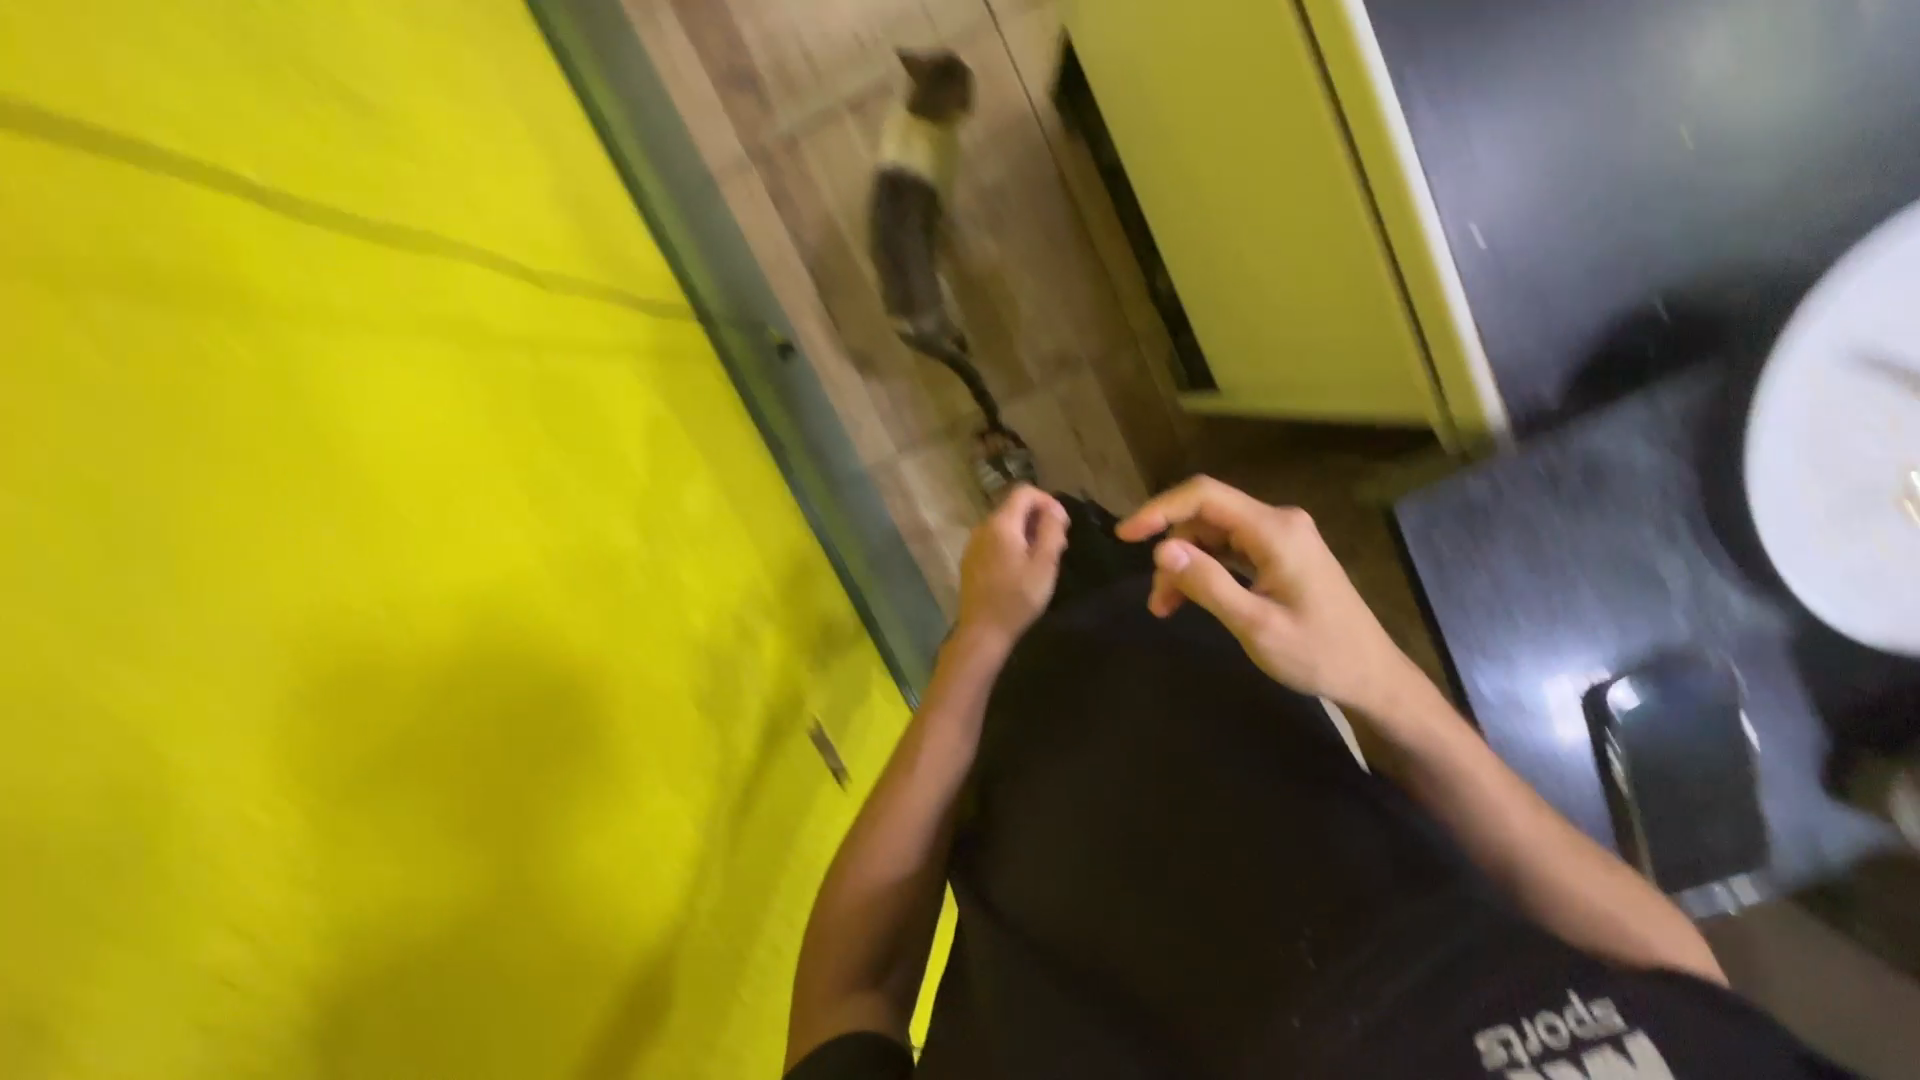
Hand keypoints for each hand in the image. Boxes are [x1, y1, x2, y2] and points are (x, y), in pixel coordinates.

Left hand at [956, 485, 1069, 649]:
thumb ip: (1051, 531)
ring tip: (1043, 559)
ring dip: (1027, 533)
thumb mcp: (1044, 565)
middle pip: (1014, 507)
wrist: (982, 631)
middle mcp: (983, 527)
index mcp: (1001, 524)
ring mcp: (973, 544)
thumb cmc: (1017, 598)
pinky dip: (1012, 544)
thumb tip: (1055, 509)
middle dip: (1039, 518)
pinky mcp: (971, 560)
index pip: (1024, 492)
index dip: (1047, 501)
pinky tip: (1022, 568)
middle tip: (1058, 545)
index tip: (1062, 524)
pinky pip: (995, 541)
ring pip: (1005, 525)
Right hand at [1115, 476, 1418, 713]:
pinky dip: (1206, 571)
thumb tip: (1161, 550)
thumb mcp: (1255, 625)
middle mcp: (1279, 523)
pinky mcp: (1282, 555)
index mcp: (1276, 531)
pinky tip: (1190, 599)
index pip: (1204, 496)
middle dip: (1172, 552)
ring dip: (1186, 566)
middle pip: (1206, 518)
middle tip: (1156, 601)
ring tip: (1167, 608)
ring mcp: (1282, 538)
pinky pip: (1231, 551)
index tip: (1124, 536)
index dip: (1159, 509)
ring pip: (1214, 536)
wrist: (1370, 676)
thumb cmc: (1317, 654)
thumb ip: (1208, 584)